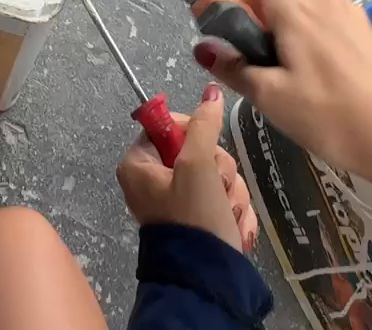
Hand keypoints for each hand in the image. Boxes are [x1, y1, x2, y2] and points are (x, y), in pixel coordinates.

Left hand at [116, 84, 259, 251]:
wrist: (209, 282)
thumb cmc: (194, 217)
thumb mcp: (198, 164)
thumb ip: (204, 124)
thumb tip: (210, 91)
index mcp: (139, 164)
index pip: (169, 125)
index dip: (193, 131)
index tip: (205, 147)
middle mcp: (153, 181)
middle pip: (198, 150)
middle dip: (219, 169)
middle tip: (217, 187)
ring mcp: (177, 202)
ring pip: (216, 174)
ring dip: (230, 192)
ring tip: (226, 212)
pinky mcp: (199, 220)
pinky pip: (222, 198)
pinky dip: (232, 210)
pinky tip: (232, 226)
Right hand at [195, 0, 371, 196]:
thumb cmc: (330, 116)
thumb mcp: (272, 98)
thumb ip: (233, 67)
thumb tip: (201, 47)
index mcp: (295, 5)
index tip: (231, 30)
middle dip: (260, 19)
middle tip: (261, 66)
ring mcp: (348, 10)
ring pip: (302, 6)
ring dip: (287, 30)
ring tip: (292, 77)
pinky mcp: (365, 27)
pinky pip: (325, 19)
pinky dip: (312, 37)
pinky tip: (321, 76)